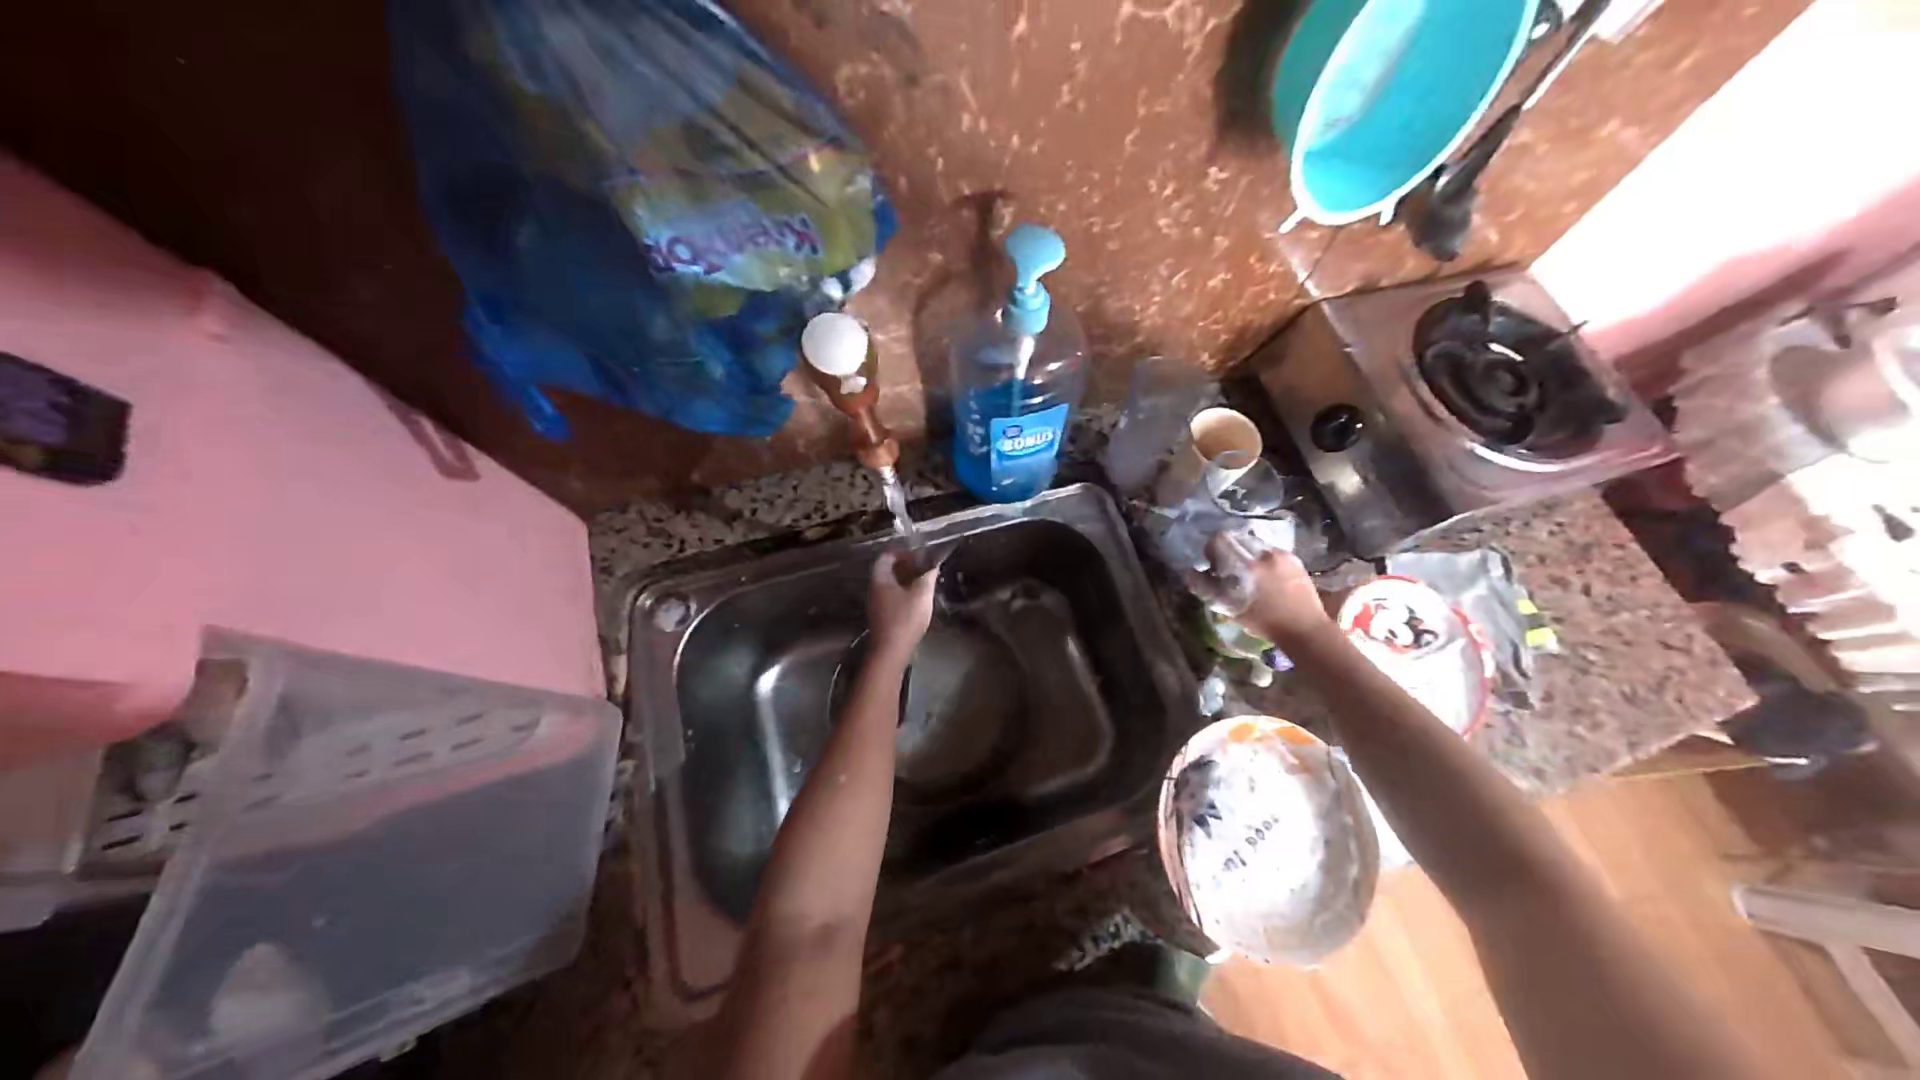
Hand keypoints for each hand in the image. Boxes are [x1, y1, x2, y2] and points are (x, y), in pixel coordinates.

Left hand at [868, 552, 937, 658]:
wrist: (890, 651)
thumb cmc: (905, 619)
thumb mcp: (921, 594)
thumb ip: (927, 576)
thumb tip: (933, 563)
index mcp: (880, 579)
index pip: (887, 556)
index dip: (903, 553)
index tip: (920, 556)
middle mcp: (874, 588)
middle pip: (887, 570)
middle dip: (906, 566)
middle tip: (923, 569)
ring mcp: (875, 604)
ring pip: (889, 585)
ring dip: (905, 581)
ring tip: (923, 583)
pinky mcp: (880, 616)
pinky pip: (890, 597)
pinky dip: (903, 593)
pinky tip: (916, 600)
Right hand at [1206, 534, 1335, 648]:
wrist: (1305, 629)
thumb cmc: (1263, 622)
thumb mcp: (1229, 607)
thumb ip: (1207, 588)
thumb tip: (1189, 573)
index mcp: (1245, 564)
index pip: (1220, 540)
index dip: (1212, 550)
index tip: (1214, 566)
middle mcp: (1263, 553)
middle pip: (1237, 538)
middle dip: (1229, 551)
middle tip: (1230, 570)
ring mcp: (1281, 554)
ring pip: (1255, 544)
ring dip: (1247, 554)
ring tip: (1250, 573)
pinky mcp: (1294, 558)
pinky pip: (1271, 551)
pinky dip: (1264, 559)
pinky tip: (1267, 576)